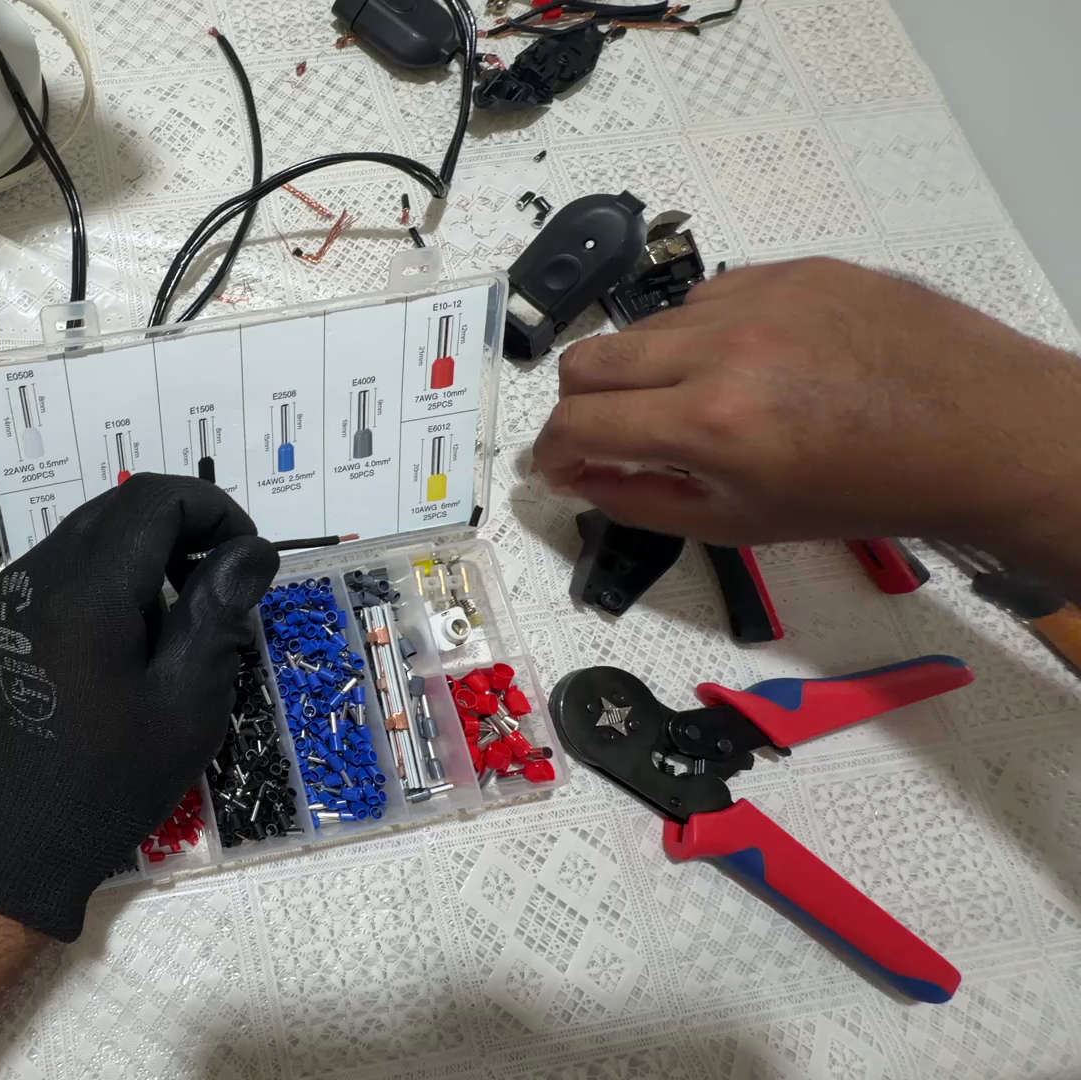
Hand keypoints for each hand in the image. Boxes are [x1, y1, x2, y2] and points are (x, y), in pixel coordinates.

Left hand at [0, 474, 278, 940]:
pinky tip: (124, 636)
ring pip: (88, 534)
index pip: (153, 496)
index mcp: (87, 588)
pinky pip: (60, 568)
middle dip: (181, 527)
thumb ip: (218, 610)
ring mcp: (11, 593)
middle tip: (217, 582)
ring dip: (143, 553)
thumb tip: (253, 548)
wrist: (9, 839)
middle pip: (119, 507)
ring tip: (176, 616)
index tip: (244, 554)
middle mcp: (39, 572)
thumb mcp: (186, 702)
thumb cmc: (109, 778)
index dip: (211, 508)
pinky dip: (107, 577)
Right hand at [532, 258, 1080, 556]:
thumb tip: (576, 476)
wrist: (993, 434)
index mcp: (711, 423)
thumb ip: (634, 501)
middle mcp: (725, 349)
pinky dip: (691, 336)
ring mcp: (762, 299)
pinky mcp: (797, 270)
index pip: (576, 424)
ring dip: (637, 372)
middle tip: (604, 432)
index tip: (558, 465)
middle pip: (584, 362)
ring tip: (684, 398)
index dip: (550, 451)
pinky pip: (700, 297)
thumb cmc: (865, 491)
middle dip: (575, 406)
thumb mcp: (734, 524)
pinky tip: (733, 362)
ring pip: (638, 329)